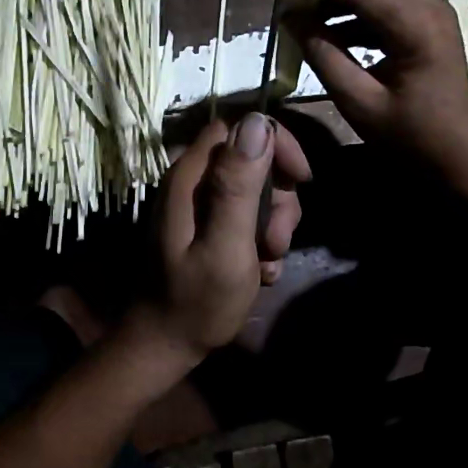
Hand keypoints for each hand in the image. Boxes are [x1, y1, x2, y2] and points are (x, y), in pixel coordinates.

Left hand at [133, 114, 309, 359]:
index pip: (239, 127)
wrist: (167, 344)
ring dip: (275, 223)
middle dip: (278, 196)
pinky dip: (263, 238)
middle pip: (254, 159)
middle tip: (277, 239)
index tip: (300, 179)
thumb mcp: (226, 246)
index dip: (275, 144)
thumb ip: (239, 186)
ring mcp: (200, 203)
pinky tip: (261, 269)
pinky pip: (249, 214)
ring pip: (258, 189)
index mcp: (190, 177)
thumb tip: (258, 123)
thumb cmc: (196, 301)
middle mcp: (193, 181)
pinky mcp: (209, 223)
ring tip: (268, 261)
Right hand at [295, 0, 467, 162]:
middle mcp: (428, 4)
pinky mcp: (428, 18)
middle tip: (292, 6)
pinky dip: (357, 6)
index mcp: (415, 25)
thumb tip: (294, 23)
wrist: (458, 151)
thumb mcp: (360, 104)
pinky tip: (332, 32)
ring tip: (307, 18)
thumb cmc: (411, 135)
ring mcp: (432, 8)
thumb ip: (326, 60)